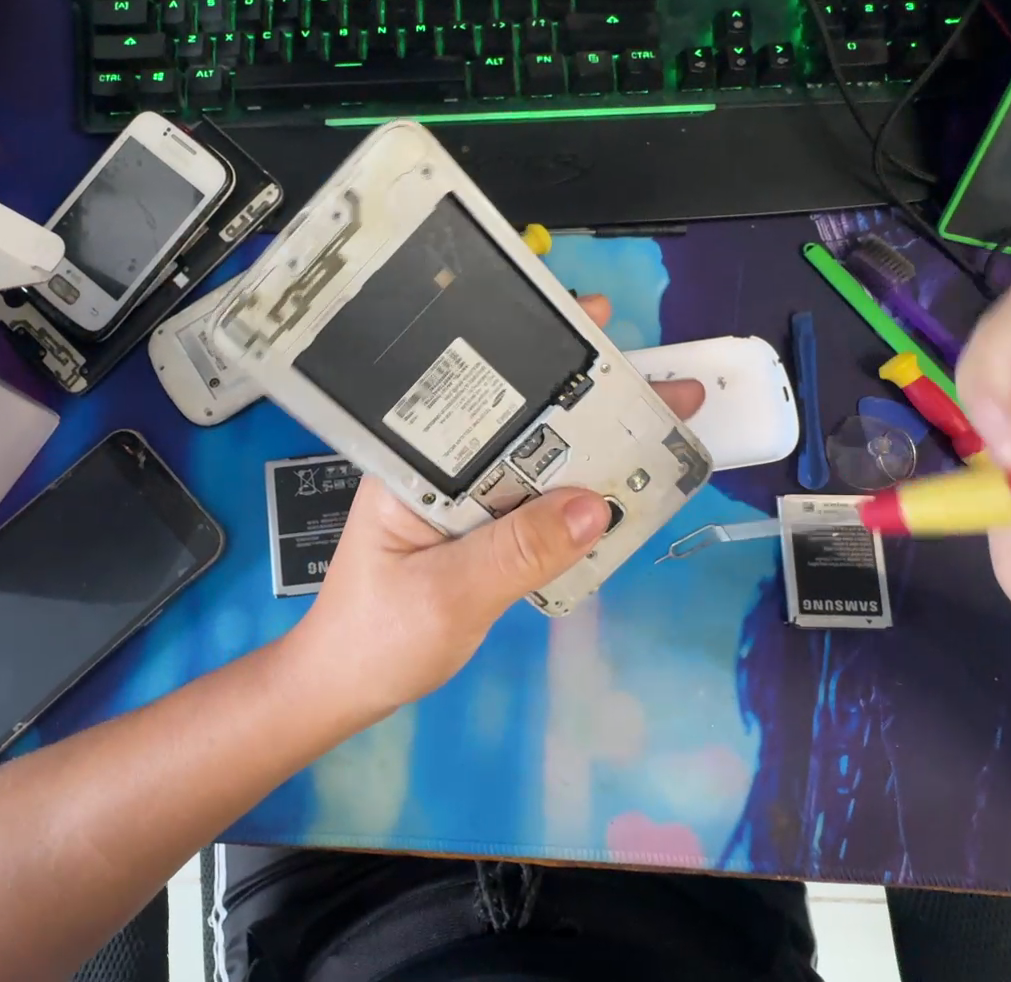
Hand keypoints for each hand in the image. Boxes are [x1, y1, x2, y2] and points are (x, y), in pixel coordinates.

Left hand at [286, 296, 704, 714]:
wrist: (350, 685)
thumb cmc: (378, 637)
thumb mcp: (448, 595)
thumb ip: (517, 551)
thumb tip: (595, 504)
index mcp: (413, 465)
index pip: (475, 395)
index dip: (536, 358)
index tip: (593, 326)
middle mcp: (438, 470)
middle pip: (516, 423)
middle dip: (587, 398)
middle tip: (660, 379)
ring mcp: (461, 500)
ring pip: (532, 461)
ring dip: (591, 445)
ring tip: (660, 421)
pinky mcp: (478, 530)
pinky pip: (534, 503)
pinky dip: (576, 493)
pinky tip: (622, 484)